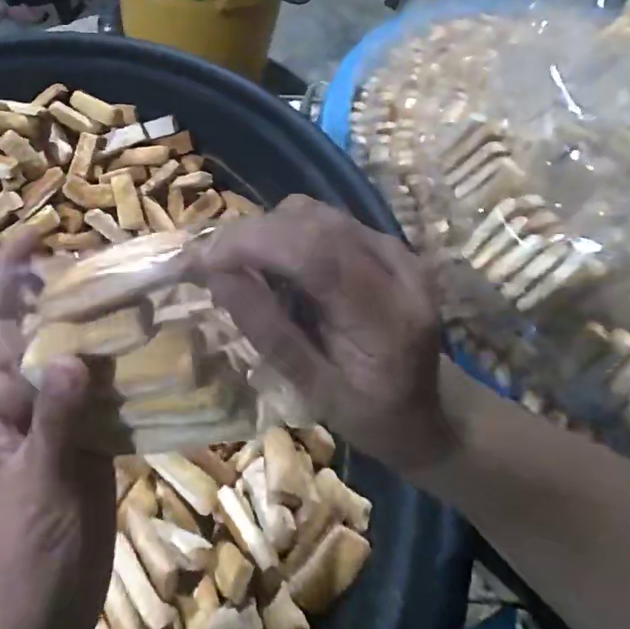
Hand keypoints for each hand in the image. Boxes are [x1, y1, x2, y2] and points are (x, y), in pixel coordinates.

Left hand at [0, 238, 114, 628]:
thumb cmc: (18, 561)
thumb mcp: (33, 487)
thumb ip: (54, 422)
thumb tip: (73, 354)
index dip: (3, 277)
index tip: (36, 235)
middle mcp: (22, 405)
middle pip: (37, 334)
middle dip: (63, 293)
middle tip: (111, 258)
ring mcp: (58, 426)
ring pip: (76, 363)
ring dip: (101, 330)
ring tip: (143, 292)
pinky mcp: (90, 449)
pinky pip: (108, 400)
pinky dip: (128, 375)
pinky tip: (160, 353)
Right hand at [190, 196, 456, 471]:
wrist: (430, 407)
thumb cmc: (371, 415)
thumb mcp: (314, 392)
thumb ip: (269, 333)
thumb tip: (216, 276)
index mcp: (388, 316)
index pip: (316, 254)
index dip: (251, 244)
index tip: (199, 261)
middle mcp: (399, 267)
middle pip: (312, 222)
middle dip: (248, 235)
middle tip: (204, 263)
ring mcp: (396, 248)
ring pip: (314, 213)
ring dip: (265, 232)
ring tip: (239, 270)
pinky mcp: (386, 240)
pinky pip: (324, 219)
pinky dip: (286, 234)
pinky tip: (275, 267)